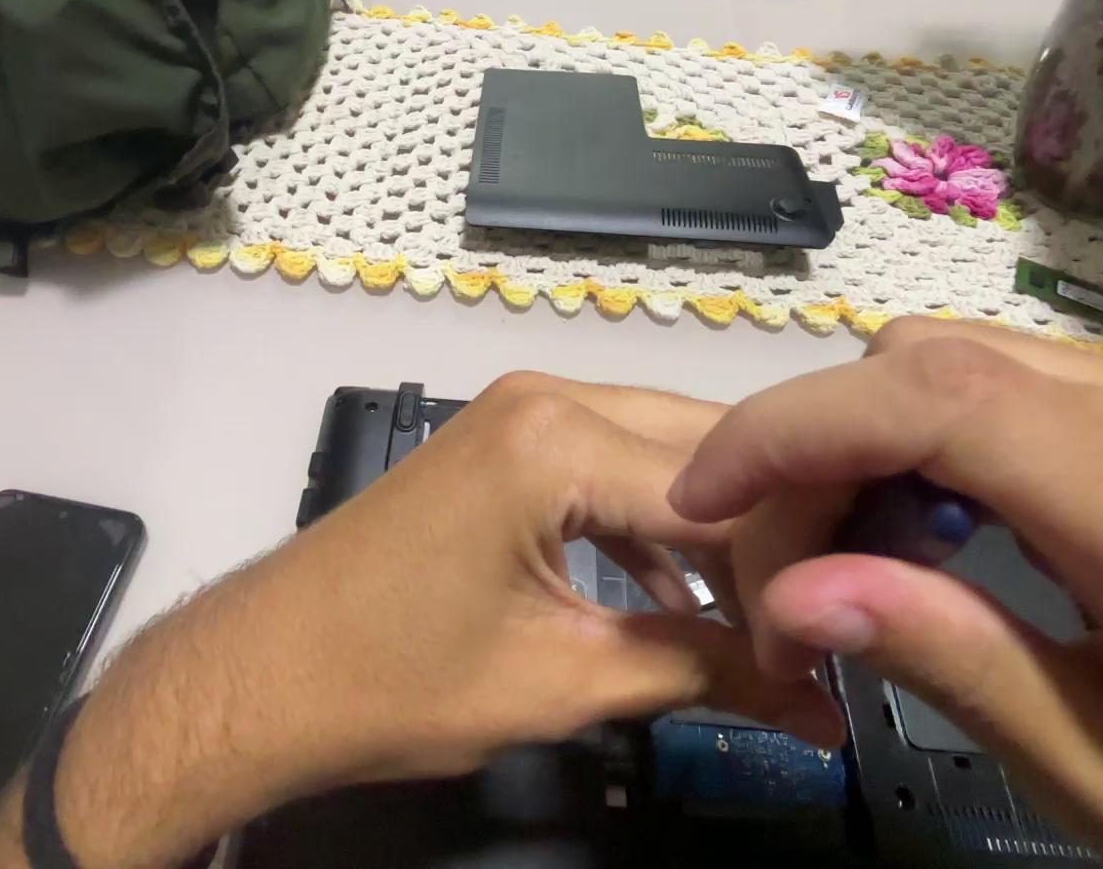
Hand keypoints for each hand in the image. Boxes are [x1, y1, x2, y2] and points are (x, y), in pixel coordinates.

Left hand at [0, 373, 837, 868]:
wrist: (262, 669)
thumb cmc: (395, 680)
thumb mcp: (561, 679)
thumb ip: (698, 670)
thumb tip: (815, 704)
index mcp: (560, 440)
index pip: (726, 492)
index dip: (793, 568)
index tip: (840, 641)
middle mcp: (548, 396)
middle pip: (701, 451)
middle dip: (765, 533)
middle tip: (825, 615)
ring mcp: (520, 410)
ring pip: (657, 452)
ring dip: (710, 529)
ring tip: (768, 612)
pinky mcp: (503, 440)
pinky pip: (605, 465)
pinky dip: (648, 522)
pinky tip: (680, 591)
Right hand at [669, 318, 1102, 868]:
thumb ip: (963, 675)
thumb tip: (794, 594)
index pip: (957, 406)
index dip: (796, 427)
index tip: (706, 497)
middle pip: (932, 369)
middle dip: (809, 456)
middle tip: (782, 576)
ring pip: (954, 356)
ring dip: (856, 440)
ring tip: (850, 548)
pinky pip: (1002, 379)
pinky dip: (916, 435)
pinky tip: (930, 520)